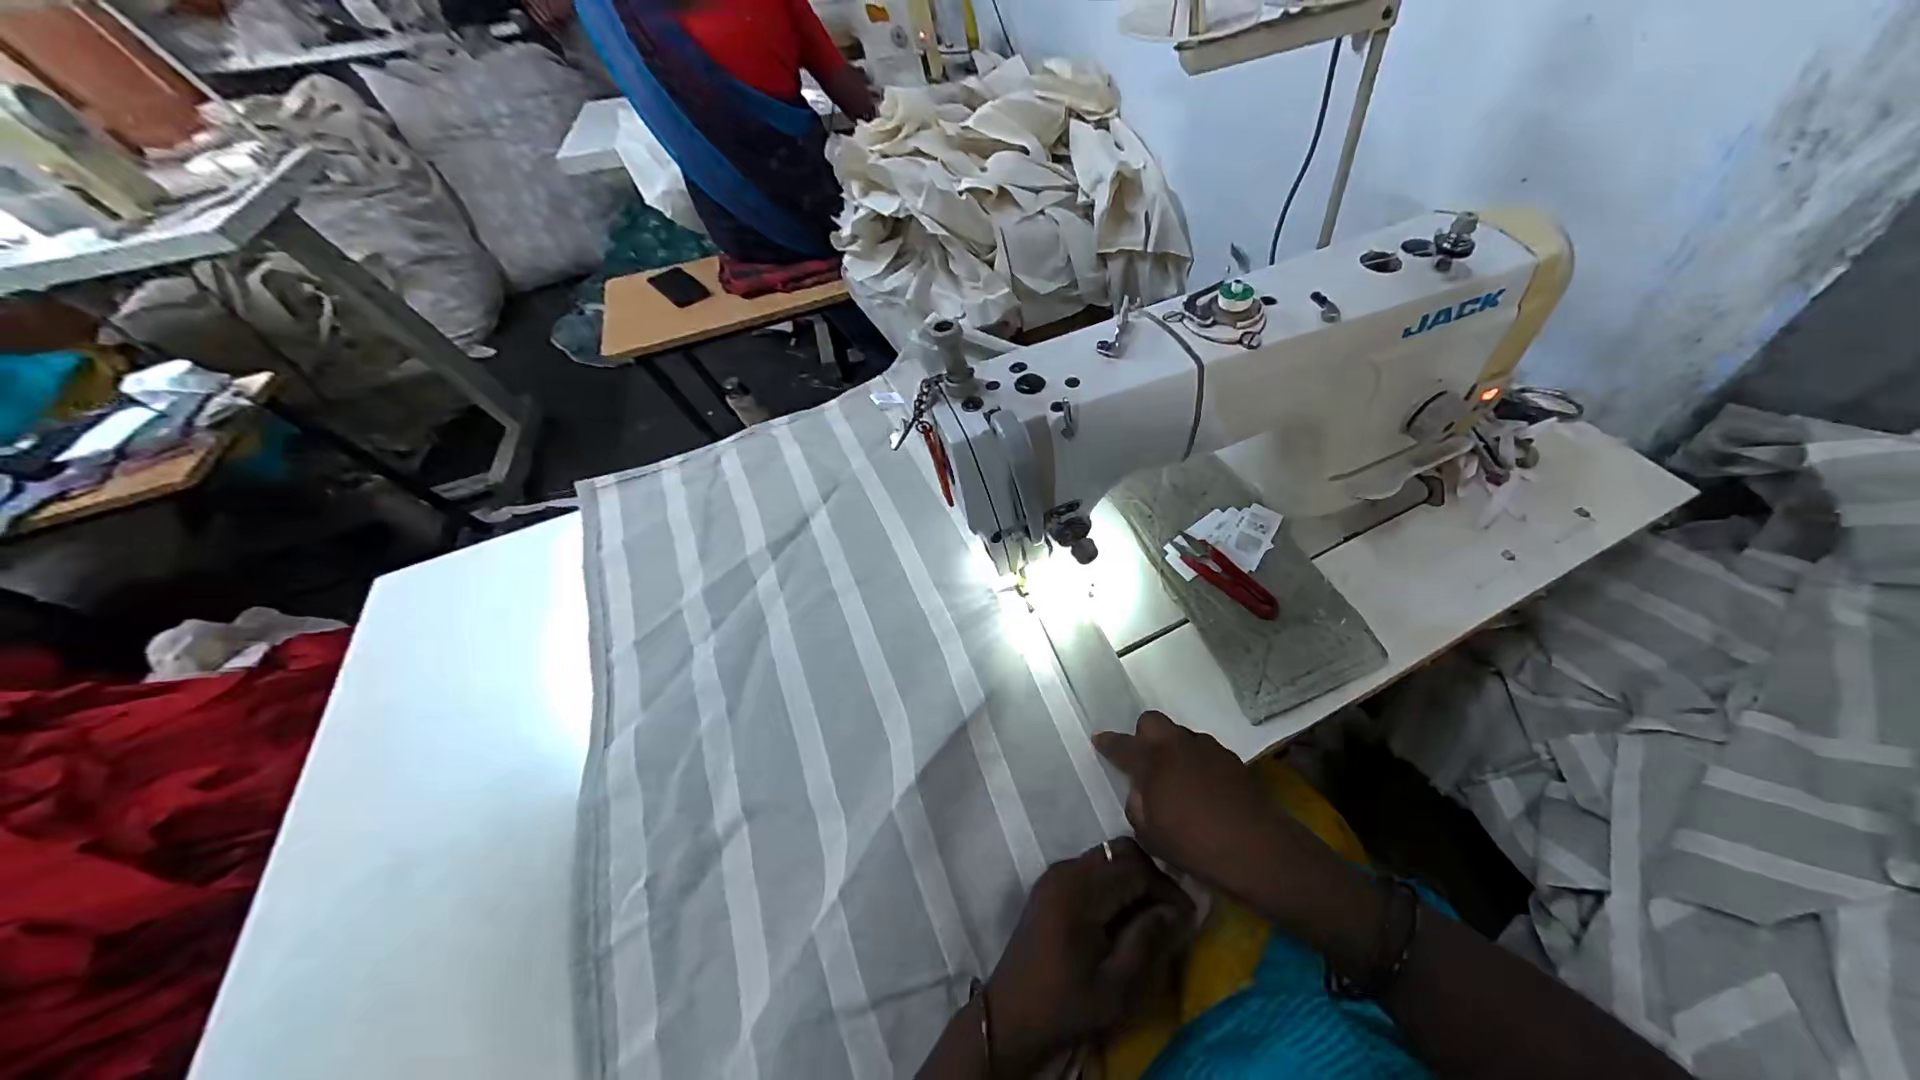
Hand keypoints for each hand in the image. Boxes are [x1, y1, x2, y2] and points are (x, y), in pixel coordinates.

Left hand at [985, 837, 1190, 1071]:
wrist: (1011, 1016)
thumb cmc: (1066, 1006)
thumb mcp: (1116, 987)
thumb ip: (1147, 940)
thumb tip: (1177, 910)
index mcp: (1078, 891)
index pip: (1135, 868)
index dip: (1167, 889)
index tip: (1188, 918)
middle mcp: (1065, 871)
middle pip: (1119, 851)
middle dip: (1151, 876)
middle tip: (1171, 913)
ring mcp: (1054, 875)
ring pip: (1105, 856)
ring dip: (1132, 877)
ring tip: (1152, 916)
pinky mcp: (1050, 885)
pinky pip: (1090, 868)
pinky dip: (1113, 882)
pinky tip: (1123, 916)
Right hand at [1092, 711, 1289, 891]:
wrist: (1257, 849)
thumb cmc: (1194, 845)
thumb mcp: (1149, 834)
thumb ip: (1137, 805)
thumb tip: (1140, 791)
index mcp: (1151, 761)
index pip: (1121, 745)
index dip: (1107, 743)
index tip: (1099, 740)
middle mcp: (1177, 745)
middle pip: (1152, 722)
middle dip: (1143, 735)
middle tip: (1144, 761)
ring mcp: (1208, 749)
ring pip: (1181, 735)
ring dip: (1174, 749)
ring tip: (1177, 779)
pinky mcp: (1233, 760)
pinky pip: (1205, 752)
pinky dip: (1197, 763)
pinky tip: (1204, 789)